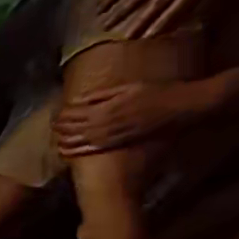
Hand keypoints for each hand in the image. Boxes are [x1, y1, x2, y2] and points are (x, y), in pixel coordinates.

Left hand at [53, 77, 226, 155]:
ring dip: (61, 139)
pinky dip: (72, 150)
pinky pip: (87, 150)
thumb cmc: (159, 92)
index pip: (70, 114)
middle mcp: (102, 124)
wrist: (185, 105)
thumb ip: (100, 94)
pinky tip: (63, 150)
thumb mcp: (129, 87)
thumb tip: (75, 99)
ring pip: (74, 140)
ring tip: (56, 136)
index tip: (58, 112)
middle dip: (58, 127)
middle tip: (54, 124)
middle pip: (69, 128)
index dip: (61, 114)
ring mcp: (108, 136)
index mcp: (104, 108)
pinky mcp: (115, 144)